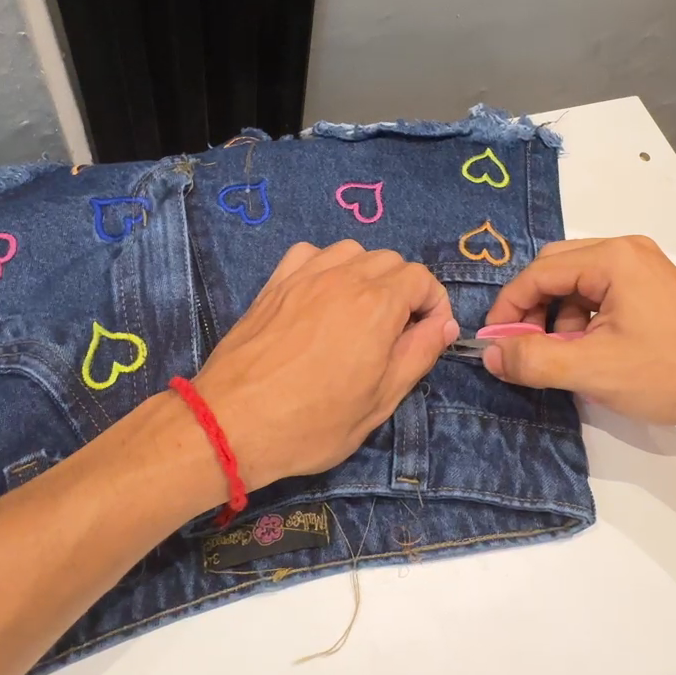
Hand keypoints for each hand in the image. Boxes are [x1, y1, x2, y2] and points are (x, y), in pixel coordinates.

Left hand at [191, 241, 458, 490]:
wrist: (231, 423)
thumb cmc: (312, 422)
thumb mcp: (380, 401)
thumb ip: (419, 354)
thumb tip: (444, 325)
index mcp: (377, 304)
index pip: (422, 278)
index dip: (434, 305)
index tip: (428, 336)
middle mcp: (345, 277)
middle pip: (391, 261)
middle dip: (405, 290)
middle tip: (396, 333)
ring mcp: (306, 275)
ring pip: (354, 251)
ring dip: (368, 274)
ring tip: (361, 312)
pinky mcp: (276, 282)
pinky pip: (311, 253)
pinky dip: (327, 265)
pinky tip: (323, 295)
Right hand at [480, 236, 675, 428]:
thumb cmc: (667, 373)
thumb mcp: (592, 370)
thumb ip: (534, 359)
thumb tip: (489, 353)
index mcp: (612, 258)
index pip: (540, 272)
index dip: (510, 306)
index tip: (495, 341)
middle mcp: (627, 249)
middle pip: (557, 268)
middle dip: (535, 308)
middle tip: (527, 347)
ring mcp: (644, 265)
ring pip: (578, 281)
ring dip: (561, 315)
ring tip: (568, 356)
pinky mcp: (654, 285)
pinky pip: (602, 290)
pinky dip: (585, 317)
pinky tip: (594, 350)